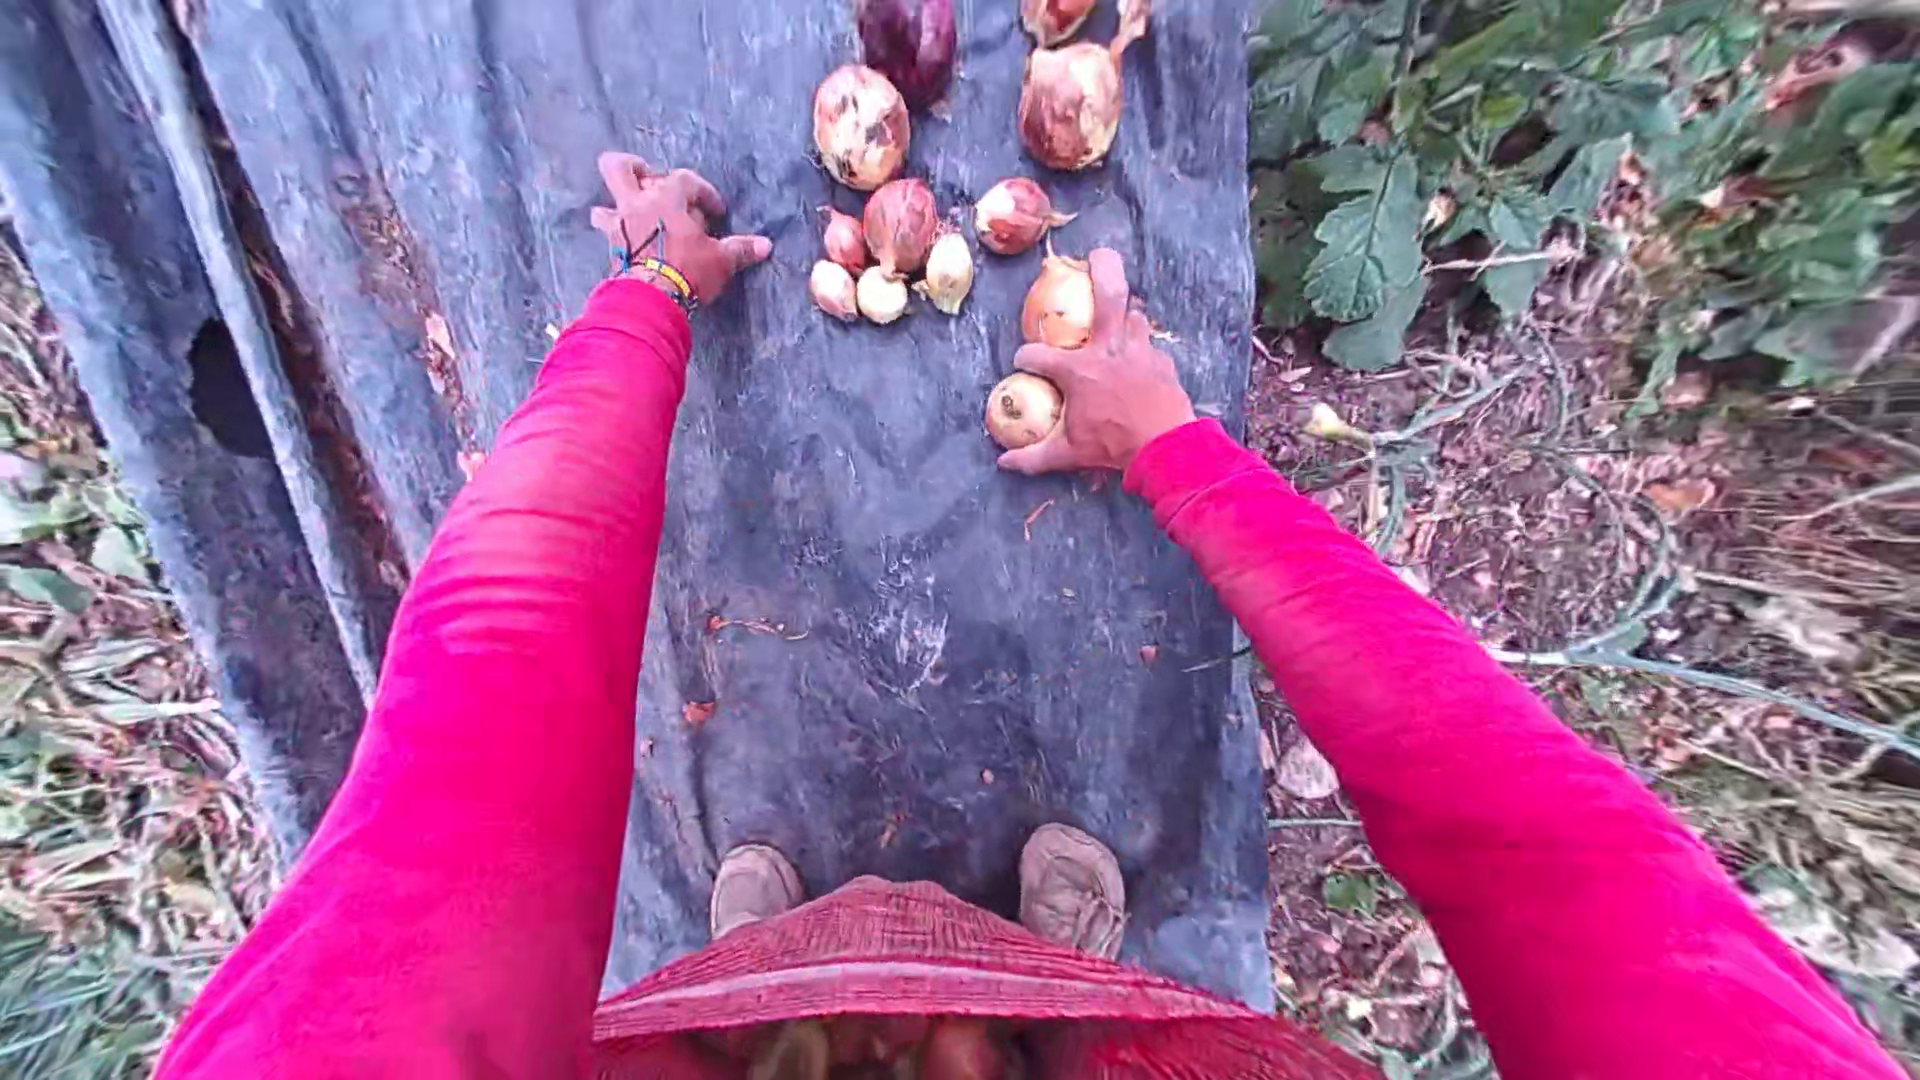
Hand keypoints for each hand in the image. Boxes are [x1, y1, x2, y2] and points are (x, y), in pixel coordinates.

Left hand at [589, 152, 771, 306]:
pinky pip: (607, 233)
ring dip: (617, 205)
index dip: (703, 191)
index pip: (685, 181)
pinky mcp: (611, 249)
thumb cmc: (689, 271)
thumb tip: (767, 245)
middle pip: (619, 167)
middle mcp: (637, 204)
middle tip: (651, 183)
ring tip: (634, 216)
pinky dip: (615, 234)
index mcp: (666, 199)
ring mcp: (619, 225)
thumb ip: (740, 249)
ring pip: (605, 202)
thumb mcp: (721, 261)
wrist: (652, 298)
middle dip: (634, 169)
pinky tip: (626, 243)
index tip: (716, 210)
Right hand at [997, 249, 1197, 473]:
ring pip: (1134, 314)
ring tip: (1120, 312)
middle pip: (1108, 295)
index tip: (1023, 361)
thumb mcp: (1068, 453)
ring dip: (1125, 311)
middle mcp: (1108, 350)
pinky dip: (1141, 346)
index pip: (1039, 355)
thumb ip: (1033, 457)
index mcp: (1079, 371)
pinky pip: (1149, 344)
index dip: (1026, 356)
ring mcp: (1138, 351)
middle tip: (1097, 254)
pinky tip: (1138, 356)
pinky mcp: (1161, 361)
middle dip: (1103, 268)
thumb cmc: (1112, 447)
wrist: (1164, 446)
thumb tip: (1004, 463)